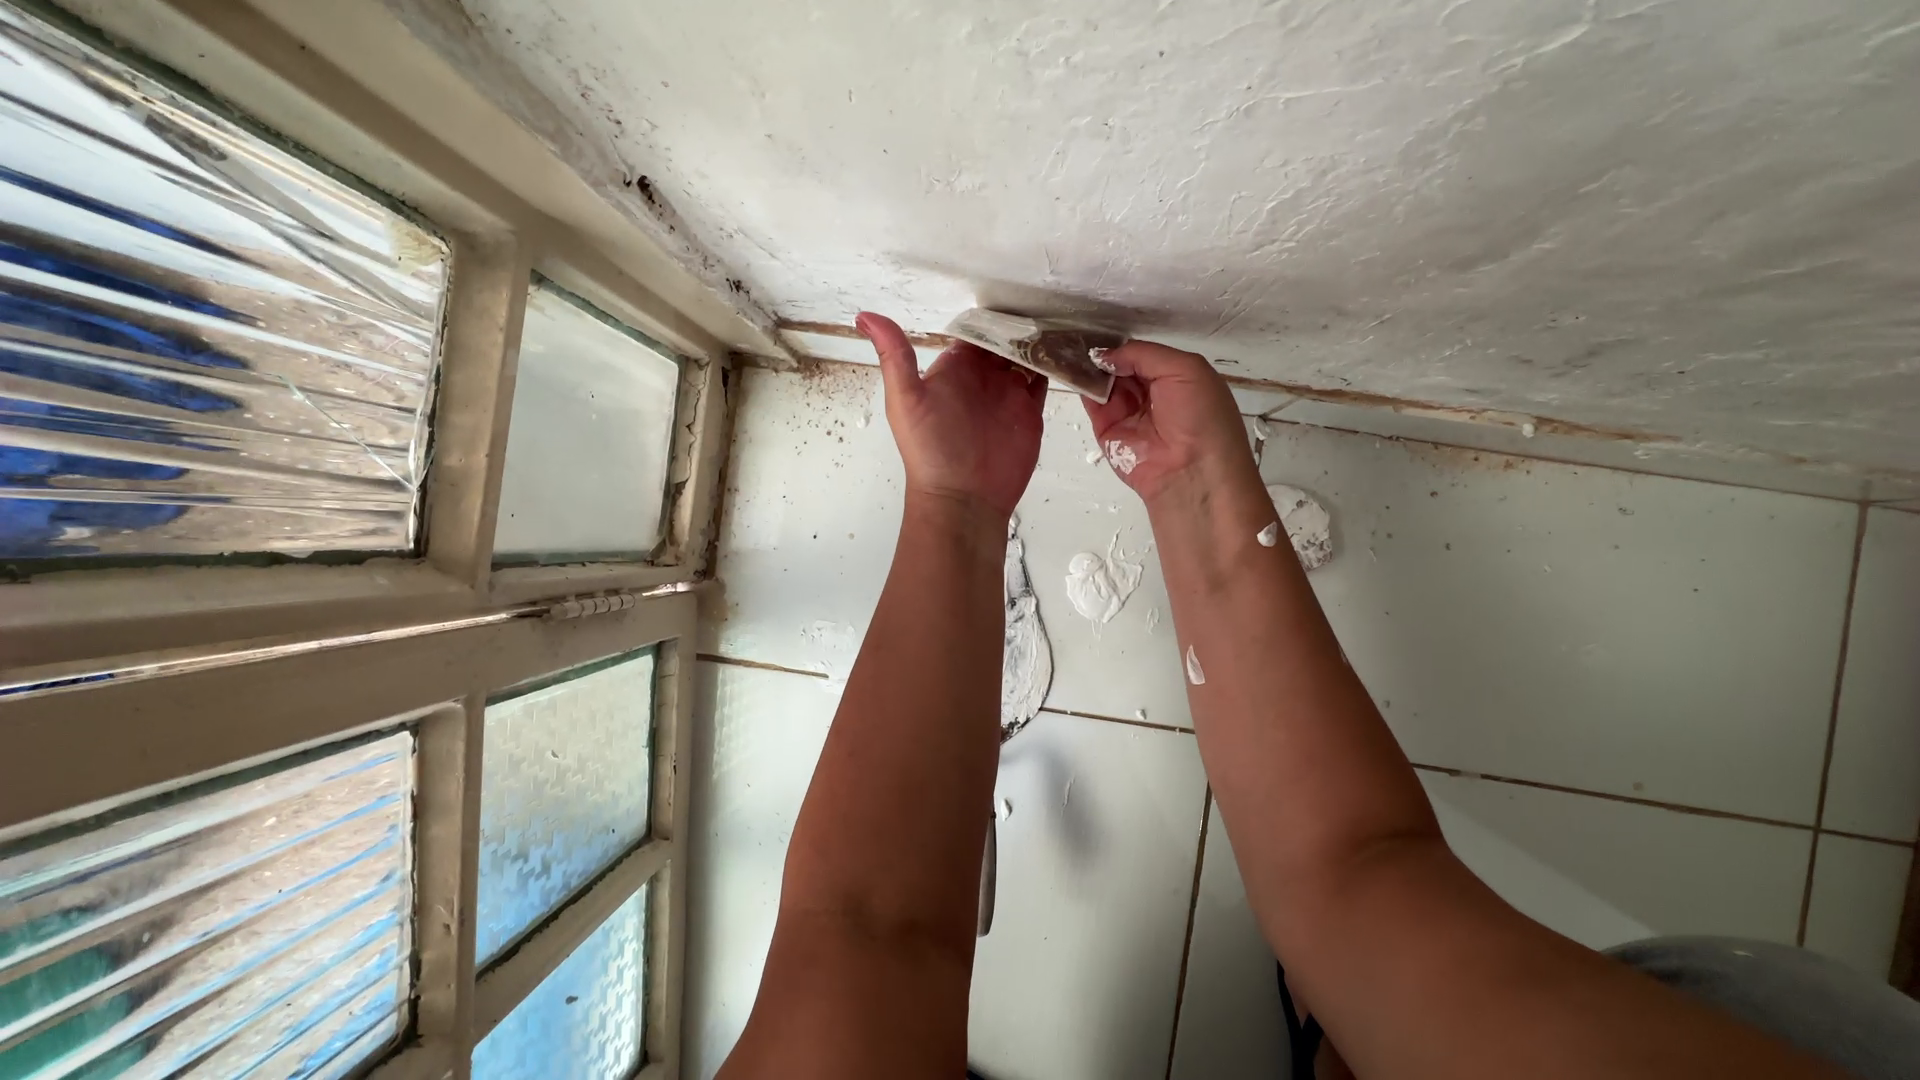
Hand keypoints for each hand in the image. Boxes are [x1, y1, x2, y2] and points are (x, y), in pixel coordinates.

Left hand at [857, 312, 1046, 518]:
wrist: (963, 498)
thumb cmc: (931, 450)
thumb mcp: (905, 399)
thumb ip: (894, 356)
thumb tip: (863, 316)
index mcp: (953, 369)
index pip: (974, 332)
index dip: (989, 316)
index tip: (1009, 293)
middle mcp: (982, 378)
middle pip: (1004, 340)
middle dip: (1020, 324)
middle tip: (1043, 301)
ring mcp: (1008, 394)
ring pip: (1026, 356)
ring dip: (1038, 340)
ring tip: (1058, 319)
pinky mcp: (1030, 412)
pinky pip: (1043, 380)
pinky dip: (1054, 364)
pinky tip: (1065, 349)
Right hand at [1083, 341, 1252, 501]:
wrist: (1192, 471)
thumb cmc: (1201, 416)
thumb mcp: (1184, 369)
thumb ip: (1143, 354)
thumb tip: (1106, 355)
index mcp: (1176, 377)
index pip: (1143, 354)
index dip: (1124, 344)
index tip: (1101, 328)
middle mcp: (1151, 394)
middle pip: (1120, 366)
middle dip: (1103, 353)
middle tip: (1079, 337)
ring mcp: (1128, 413)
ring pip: (1103, 382)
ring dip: (1089, 367)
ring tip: (1070, 349)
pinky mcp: (1107, 431)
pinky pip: (1092, 403)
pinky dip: (1081, 386)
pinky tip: (1072, 369)